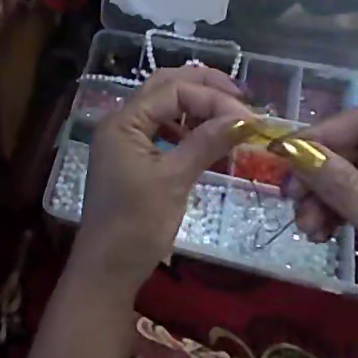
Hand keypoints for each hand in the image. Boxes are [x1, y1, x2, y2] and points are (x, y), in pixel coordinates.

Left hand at [73, 65, 254, 297]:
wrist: (107, 268)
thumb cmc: (135, 224)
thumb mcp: (174, 180)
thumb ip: (206, 143)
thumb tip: (246, 118)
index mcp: (122, 122)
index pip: (172, 90)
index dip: (213, 98)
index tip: (250, 119)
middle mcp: (120, 124)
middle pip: (165, 89)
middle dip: (205, 90)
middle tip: (243, 102)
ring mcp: (125, 142)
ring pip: (164, 109)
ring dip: (197, 109)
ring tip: (231, 121)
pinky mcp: (132, 161)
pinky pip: (162, 133)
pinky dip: (188, 132)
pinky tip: (211, 142)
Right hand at [283, 108, 357, 357]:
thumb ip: (343, 186)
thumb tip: (292, 149)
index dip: (323, 135)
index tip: (280, 158)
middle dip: (320, 173)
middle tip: (288, 200)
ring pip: (357, 179)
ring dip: (324, 198)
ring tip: (307, 230)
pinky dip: (338, 215)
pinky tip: (320, 235)